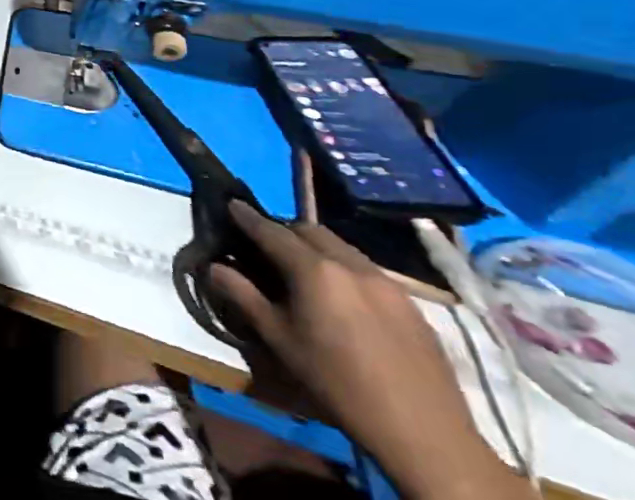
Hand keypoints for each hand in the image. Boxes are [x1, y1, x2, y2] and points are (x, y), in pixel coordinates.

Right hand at [210, 202, 528, 499]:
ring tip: (305, 271)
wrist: (421, 429)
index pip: (272, 232)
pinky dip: (345, 269)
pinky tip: (345, 300)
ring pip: (342, 246)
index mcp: (314, 270)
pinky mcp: (410, 301)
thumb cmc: (337, 383)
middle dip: (285, 230)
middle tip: (268, 245)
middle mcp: (350, 263)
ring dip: (317, 248)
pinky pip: (367, 269)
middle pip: (311, 230)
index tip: (232, 204)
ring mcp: (386, 280)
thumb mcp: (280, 342)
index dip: (249, 218)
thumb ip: (245, 298)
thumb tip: (214, 267)